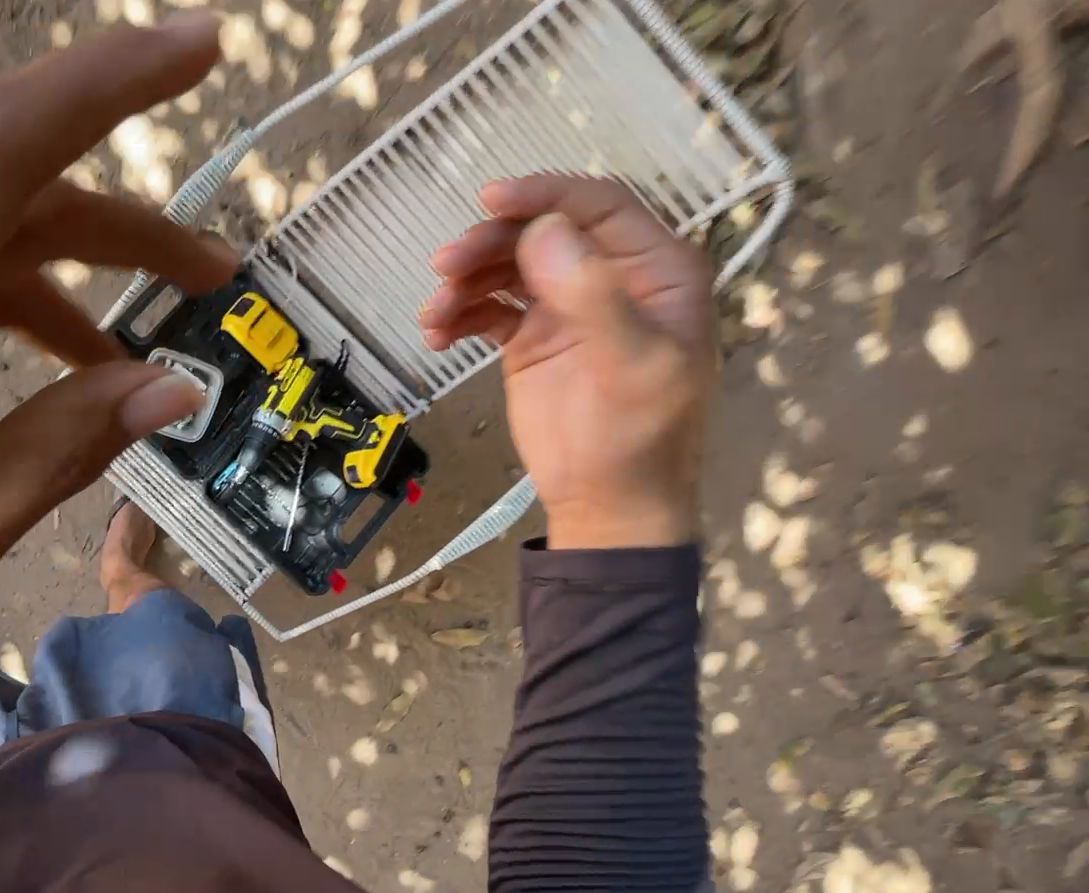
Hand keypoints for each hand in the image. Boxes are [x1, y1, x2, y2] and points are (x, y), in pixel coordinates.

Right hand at [419, 176, 715, 549]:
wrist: (605, 500)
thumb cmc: (635, 437)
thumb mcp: (629, 364)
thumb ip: (593, 294)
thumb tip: (541, 232)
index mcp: (654, 270)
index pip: (599, 207)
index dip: (544, 195)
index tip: (488, 199)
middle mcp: (608, 279)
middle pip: (540, 235)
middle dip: (489, 246)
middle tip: (444, 267)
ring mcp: (564, 309)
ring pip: (506, 270)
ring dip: (465, 284)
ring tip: (434, 316)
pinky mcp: (529, 340)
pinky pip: (488, 310)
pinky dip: (459, 316)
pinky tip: (437, 336)